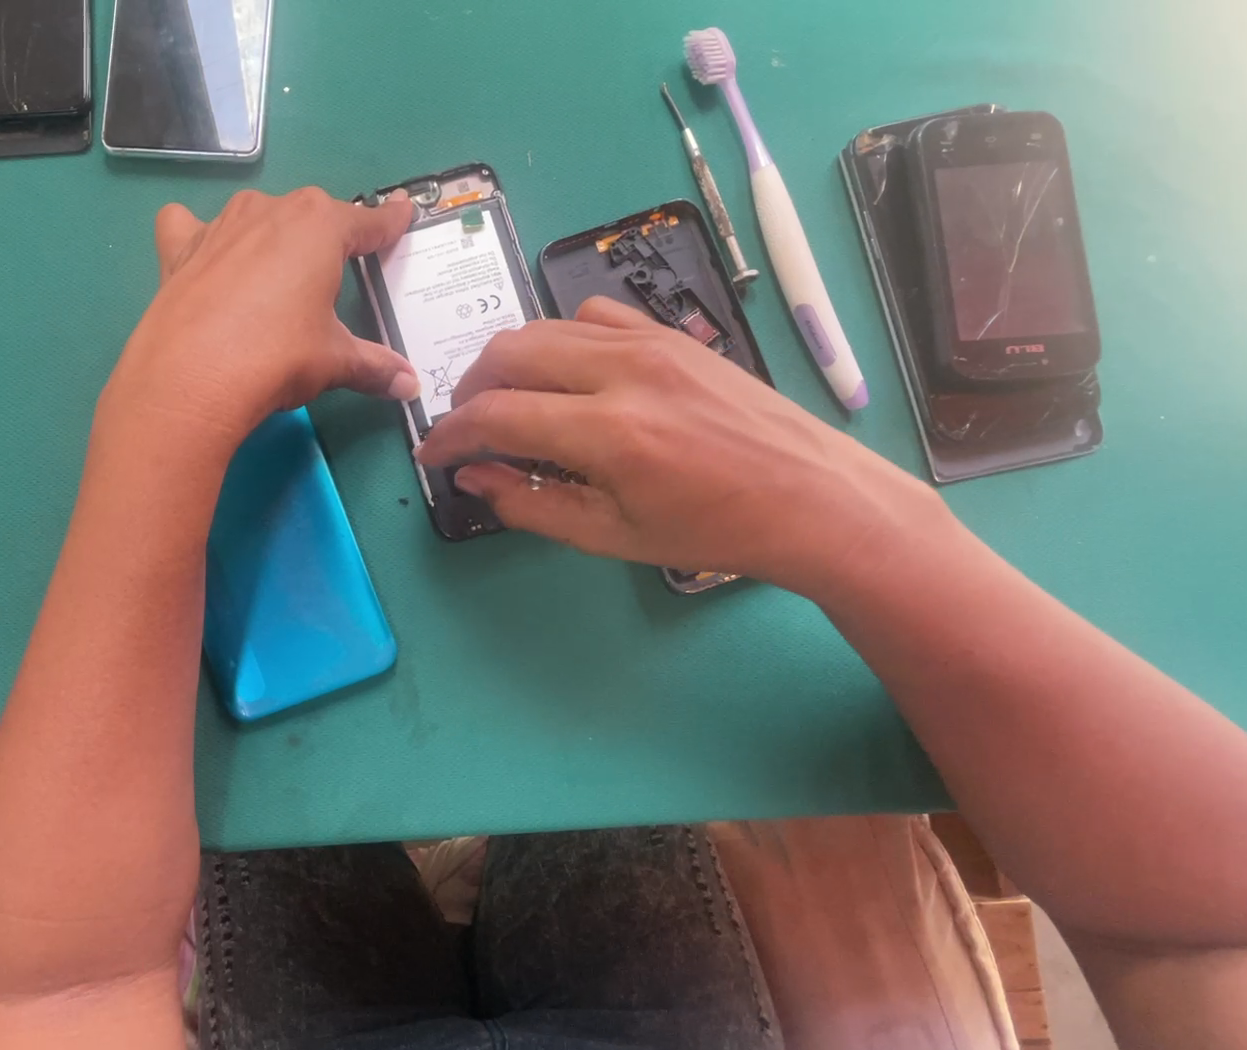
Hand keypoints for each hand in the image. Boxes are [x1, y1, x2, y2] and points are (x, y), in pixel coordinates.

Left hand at [98, 187, 418, 452]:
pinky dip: (199, 237)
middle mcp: (271, 210)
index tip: (401, 215)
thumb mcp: (335, 361)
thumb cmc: (279, 357)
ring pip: (255, 217)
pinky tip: (205, 259)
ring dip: (269, 236)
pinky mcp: (180, 248)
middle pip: (310, 216)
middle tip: (333, 271)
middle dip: (326, 237)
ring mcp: (222, 225)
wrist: (194, 376)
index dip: (388, 223)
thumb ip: (375, 367)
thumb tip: (410, 386)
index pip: (367, 222)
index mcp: (320, 226)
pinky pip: (189, 227)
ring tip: (274, 275)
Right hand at [413, 297, 947, 596]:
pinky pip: (591, 315)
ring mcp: (650, 341)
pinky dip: (558, 340)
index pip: (494, 414)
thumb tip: (471, 476)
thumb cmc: (710, 531)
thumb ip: (527, 504)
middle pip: (508, 353)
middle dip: (468, 390)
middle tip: (466, 429)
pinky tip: (564, 375)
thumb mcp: (609, 536)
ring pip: (543, 327)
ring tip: (505, 402)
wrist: (813, 497)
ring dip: (506, 362)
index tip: (432, 453)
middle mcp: (622, 370)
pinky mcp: (671, 333)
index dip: (450, 434)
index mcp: (608, 431)